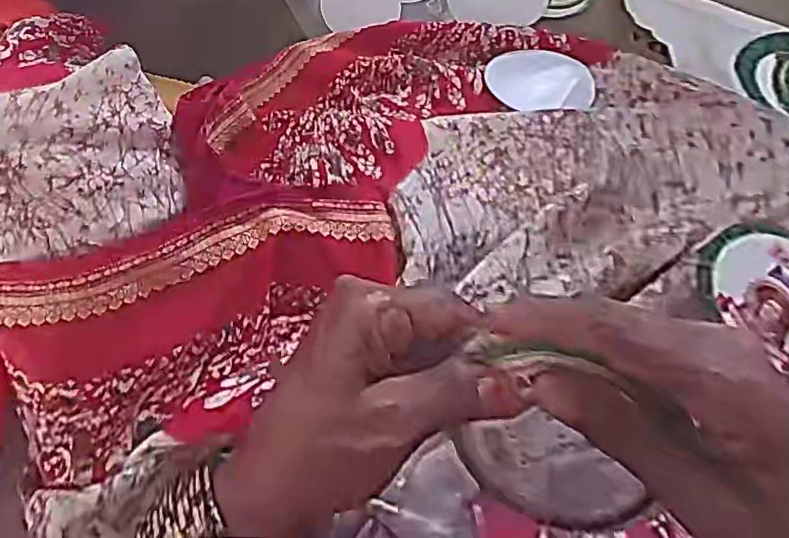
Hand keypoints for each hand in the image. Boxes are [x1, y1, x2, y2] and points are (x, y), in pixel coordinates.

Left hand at [215, 277, 524, 536]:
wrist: (266, 489)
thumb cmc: (319, 451)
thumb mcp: (393, 422)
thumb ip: (454, 392)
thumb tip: (511, 379)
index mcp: (366, 302)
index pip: (445, 305)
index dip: (486, 337)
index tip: (522, 370)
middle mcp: (361, 298)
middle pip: (436, 317)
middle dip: (467, 356)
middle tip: (501, 395)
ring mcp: (357, 321)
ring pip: (424, 336)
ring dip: (449, 369)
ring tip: (474, 404)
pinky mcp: (356, 346)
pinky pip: (406, 350)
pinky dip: (428, 375)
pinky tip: (441, 402)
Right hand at [487, 298, 788, 537]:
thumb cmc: (776, 531)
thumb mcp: (698, 501)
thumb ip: (620, 431)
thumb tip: (540, 380)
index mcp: (724, 379)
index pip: (617, 332)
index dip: (549, 319)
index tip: (496, 318)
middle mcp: (720, 340)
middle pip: (616, 316)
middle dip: (549, 318)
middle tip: (492, 327)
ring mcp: (718, 338)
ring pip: (623, 318)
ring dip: (568, 326)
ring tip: (516, 335)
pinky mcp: (710, 346)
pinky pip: (639, 333)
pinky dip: (595, 339)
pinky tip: (566, 349)